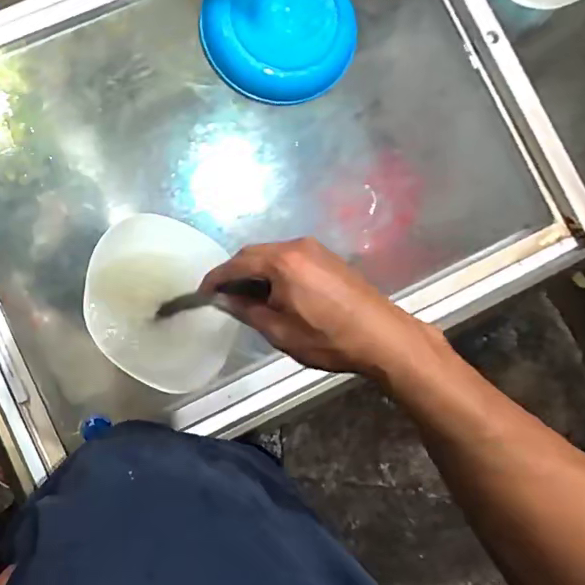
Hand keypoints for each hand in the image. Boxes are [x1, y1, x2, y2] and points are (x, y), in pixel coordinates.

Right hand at [199, 238, 447, 380]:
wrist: (382, 337)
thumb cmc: (328, 338)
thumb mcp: (280, 332)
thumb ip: (248, 310)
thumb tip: (226, 299)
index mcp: (282, 262)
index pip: (237, 263)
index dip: (216, 278)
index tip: (202, 293)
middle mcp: (298, 246)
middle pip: (254, 253)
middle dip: (235, 273)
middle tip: (223, 297)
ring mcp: (317, 249)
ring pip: (274, 255)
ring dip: (257, 272)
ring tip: (248, 299)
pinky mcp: (330, 258)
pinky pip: (292, 258)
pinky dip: (276, 271)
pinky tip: (276, 293)